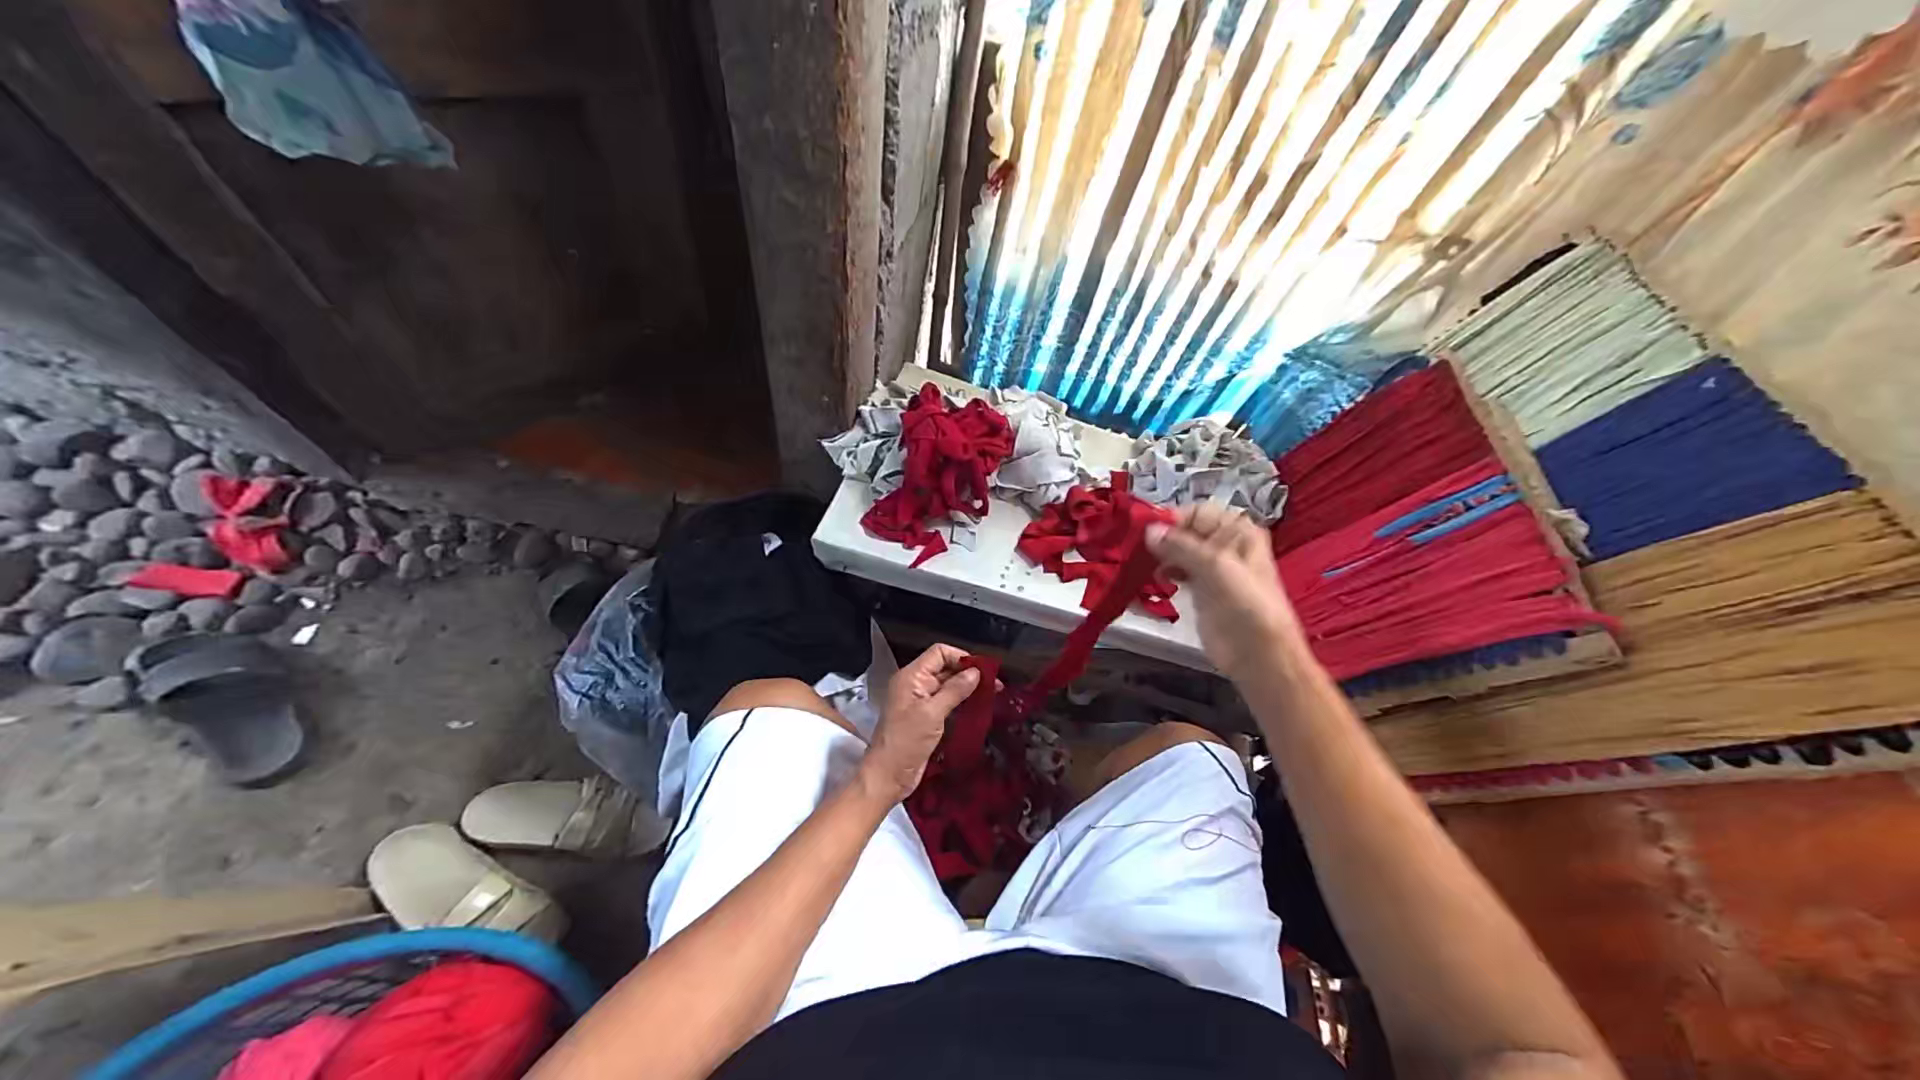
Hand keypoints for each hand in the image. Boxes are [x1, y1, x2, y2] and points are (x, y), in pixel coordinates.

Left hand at [858, 643, 981, 803]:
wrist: (888, 776)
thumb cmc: (906, 742)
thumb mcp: (932, 714)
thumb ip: (954, 690)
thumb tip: (976, 672)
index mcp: (911, 677)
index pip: (939, 653)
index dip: (961, 657)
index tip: (984, 670)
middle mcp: (915, 685)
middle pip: (945, 667)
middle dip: (969, 673)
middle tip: (996, 685)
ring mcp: (920, 702)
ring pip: (948, 685)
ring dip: (968, 688)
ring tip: (992, 695)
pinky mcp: (926, 717)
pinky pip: (947, 702)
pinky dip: (962, 702)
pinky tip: (979, 708)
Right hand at [1145, 503, 1306, 678]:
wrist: (1257, 653)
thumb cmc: (1246, 605)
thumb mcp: (1215, 566)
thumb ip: (1180, 546)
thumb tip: (1149, 530)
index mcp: (1237, 531)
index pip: (1196, 512)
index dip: (1172, 520)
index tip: (1146, 531)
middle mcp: (1224, 545)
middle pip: (1184, 531)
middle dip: (1161, 538)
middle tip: (1135, 549)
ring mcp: (1211, 569)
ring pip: (1177, 552)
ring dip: (1157, 556)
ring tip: (1140, 565)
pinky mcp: (1199, 590)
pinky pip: (1175, 573)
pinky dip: (1161, 574)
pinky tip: (1149, 580)